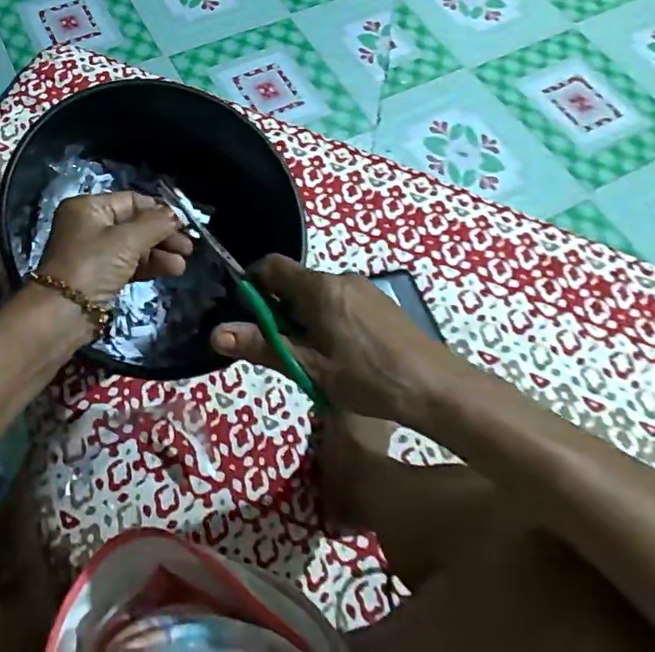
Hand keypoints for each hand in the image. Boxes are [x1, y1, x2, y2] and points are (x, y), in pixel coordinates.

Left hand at [35, 192, 192, 302]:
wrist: (62, 314)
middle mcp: (90, 225)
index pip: (132, 201)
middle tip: (189, 247)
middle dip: (163, 234)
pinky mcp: (100, 275)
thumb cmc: (92, 266)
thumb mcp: (126, 241)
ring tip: (183, 263)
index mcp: (89, 207)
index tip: (184, 223)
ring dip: (160, 252)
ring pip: (135, 245)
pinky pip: (130, 263)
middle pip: (135, 224)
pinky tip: (172, 270)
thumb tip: (176, 215)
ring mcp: (95, 252)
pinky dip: (150, 265)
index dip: (159, 211)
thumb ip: (155, 224)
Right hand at [210, 256, 461, 422]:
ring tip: (315, 361)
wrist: (438, 389)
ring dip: (306, 320)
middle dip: (281, 311)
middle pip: (295, 283)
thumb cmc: (369, 379)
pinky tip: (343, 356)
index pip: (272, 266)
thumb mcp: (311, 368)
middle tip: (284, 350)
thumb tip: (216, 335)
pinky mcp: (380, 303)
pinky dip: (329, 321)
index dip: (253, 285)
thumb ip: (263, 347)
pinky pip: (340, 302)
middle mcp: (340, 278)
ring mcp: (364, 289)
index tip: (249, 317)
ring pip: (318, 296)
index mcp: (319, 288)